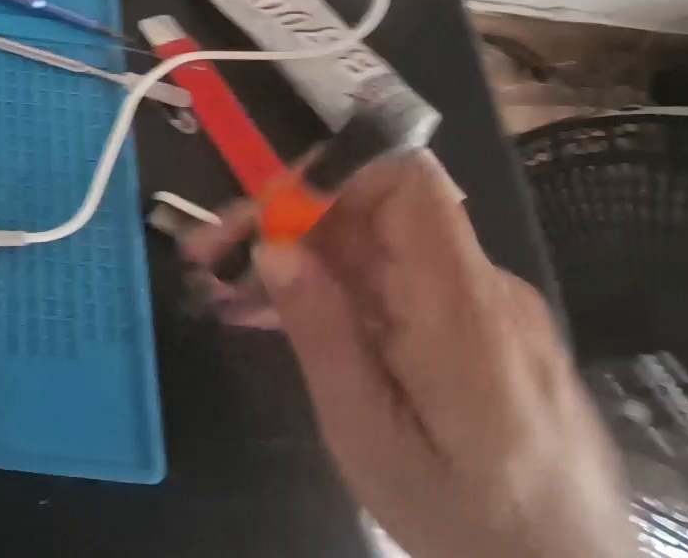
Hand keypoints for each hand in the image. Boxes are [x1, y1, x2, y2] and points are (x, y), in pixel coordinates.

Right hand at [253, 153, 635, 557]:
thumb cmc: (465, 513)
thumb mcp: (368, 431)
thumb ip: (323, 332)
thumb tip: (275, 245)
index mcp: (460, 306)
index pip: (407, 184)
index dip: (330, 174)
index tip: (262, 211)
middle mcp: (479, 289)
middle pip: (371, 214)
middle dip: (282, 222)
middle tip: (208, 253)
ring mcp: (480, 310)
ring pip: (371, 250)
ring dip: (294, 260)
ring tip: (223, 292)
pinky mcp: (473, 333)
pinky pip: (390, 287)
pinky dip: (328, 291)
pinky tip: (273, 317)